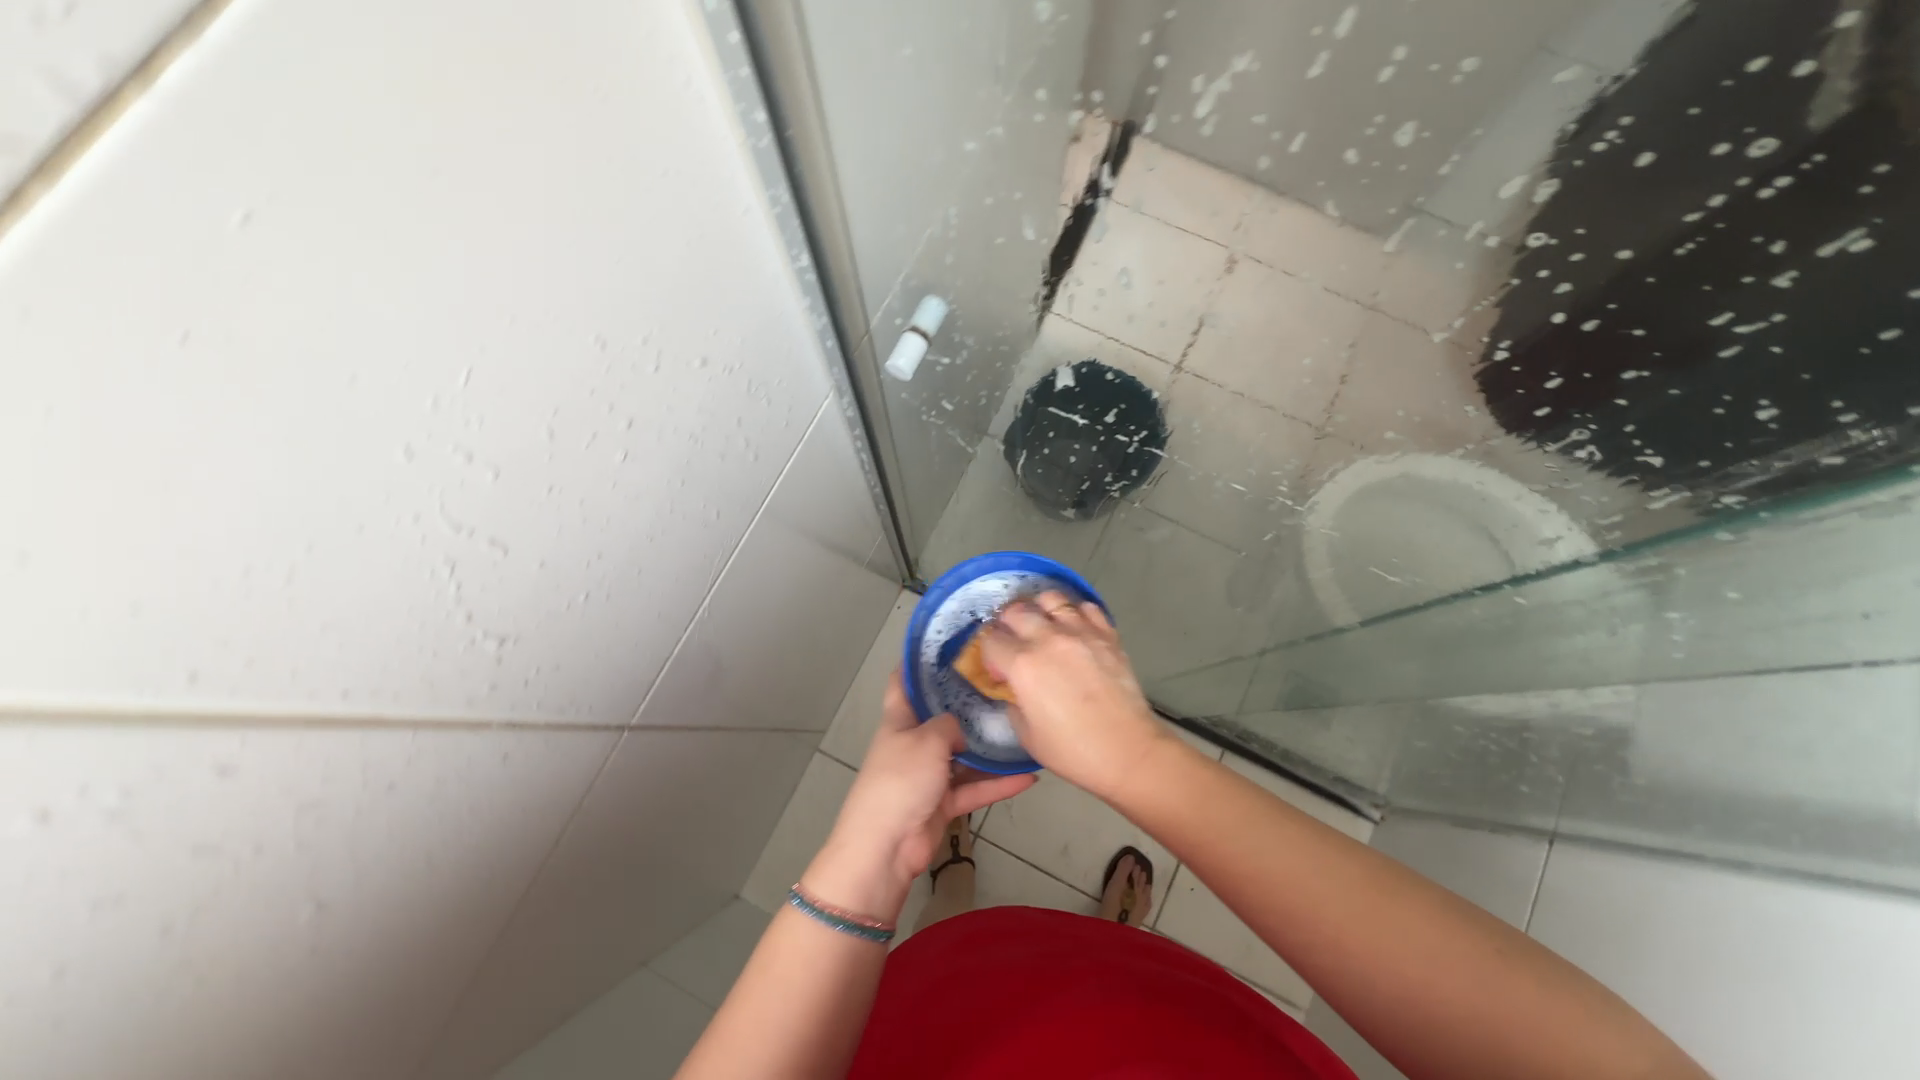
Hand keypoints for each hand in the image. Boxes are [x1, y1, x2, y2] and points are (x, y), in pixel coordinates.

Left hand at [805, 673, 1035, 921]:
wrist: (886, 846)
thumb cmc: (900, 781)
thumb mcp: (926, 739)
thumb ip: (949, 724)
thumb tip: (961, 728)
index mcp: (899, 722)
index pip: (904, 684)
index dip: (919, 664)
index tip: (947, 646)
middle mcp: (913, 745)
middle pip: (942, 720)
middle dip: (968, 706)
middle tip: (1002, 686)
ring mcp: (928, 776)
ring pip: (963, 756)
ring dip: (990, 750)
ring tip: (1023, 730)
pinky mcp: (942, 804)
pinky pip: (975, 789)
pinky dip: (998, 784)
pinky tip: (1028, 776)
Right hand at [978, 591, 1173, 800]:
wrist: (1127, 750)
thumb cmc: (1072, 750)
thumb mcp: (1026, 734)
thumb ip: (1014, 703)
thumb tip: (1015, 688)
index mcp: (1022, 665)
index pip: (990, 640)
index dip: (988, 653)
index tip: (997, 668)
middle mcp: (1048, 639)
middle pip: (1016, 611)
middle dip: (1007, 625)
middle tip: (1013, 642)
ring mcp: (1081, 632)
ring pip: (1051, 598)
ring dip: (1040, 610)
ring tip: (1043, 625)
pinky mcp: (1107, 635)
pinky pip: (1086, 607)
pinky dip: (1075, 613)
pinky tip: (1075, 629)